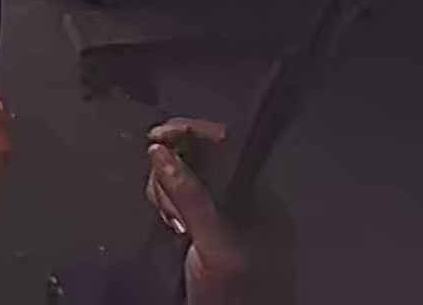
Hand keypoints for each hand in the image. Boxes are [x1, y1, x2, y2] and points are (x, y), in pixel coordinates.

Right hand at [146, 119, 252, 304]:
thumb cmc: (239, 301)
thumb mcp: (216, 250)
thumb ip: (191, 198)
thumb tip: (162, 154)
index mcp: (261, 203)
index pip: (223, 146)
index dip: (188, 134)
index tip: (160, 136)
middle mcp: (243, 203)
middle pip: (195, 156)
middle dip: (170, 169)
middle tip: (167, 195)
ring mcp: (221, 214)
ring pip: (179, 171)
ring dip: (164, 188)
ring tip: (172, 217)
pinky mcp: (201, 223)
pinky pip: (174, 191)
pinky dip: (163, 199)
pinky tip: (170, 220)